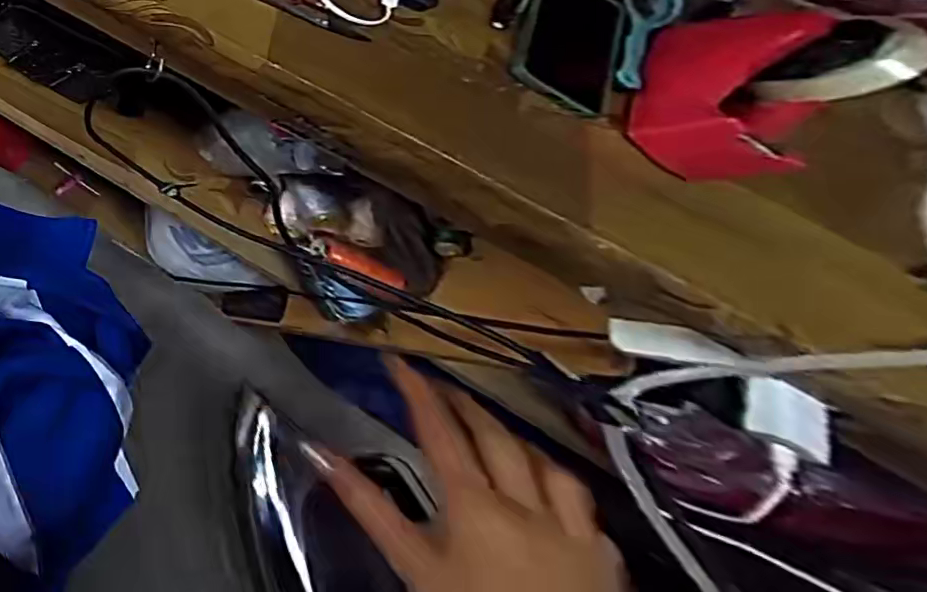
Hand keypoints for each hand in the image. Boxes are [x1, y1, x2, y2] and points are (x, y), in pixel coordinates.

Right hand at [311, 358, 627, 591]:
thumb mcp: (413, 567)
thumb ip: (368, 507)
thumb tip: (318, 451)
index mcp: (474, 504)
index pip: (439, 430)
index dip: (417, 390)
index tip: (397, 361)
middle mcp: (526, 505)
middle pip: (493, 436)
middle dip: (461, 402)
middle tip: (436, 382)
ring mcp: (574, 533)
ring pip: (544, 462)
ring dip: (512, 435)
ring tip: (489, 425)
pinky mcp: (607, 564)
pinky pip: (586, 507)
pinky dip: (560, 484)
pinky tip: (549, 489)